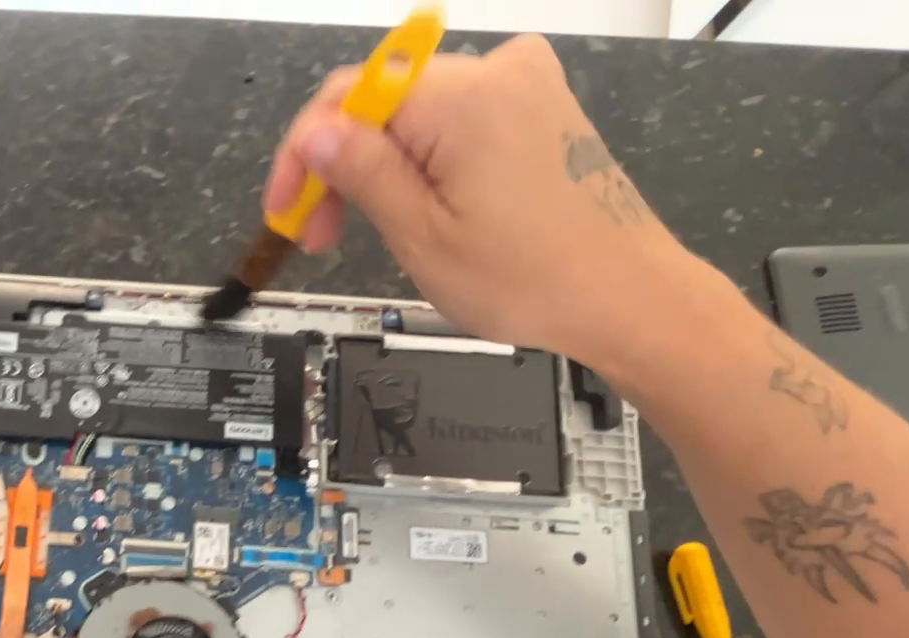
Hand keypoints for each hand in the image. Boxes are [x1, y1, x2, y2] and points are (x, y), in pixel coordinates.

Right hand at [267, 35, 701, 361]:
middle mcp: (497, 69)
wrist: (624, 296)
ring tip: (361, 232)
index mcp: (463, 98)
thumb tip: (313, 132)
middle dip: (337, 166)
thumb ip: (364, 173)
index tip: (283, 212)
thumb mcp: (423, 236)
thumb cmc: (526, 280)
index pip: (347, 97)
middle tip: (318, 237)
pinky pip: (453, 120)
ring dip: (374, 167)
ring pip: (413, 113)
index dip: (301, 154)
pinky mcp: (537, 106)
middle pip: (380, 102)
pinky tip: (413, 207)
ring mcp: (523, 83)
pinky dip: (418, 160)